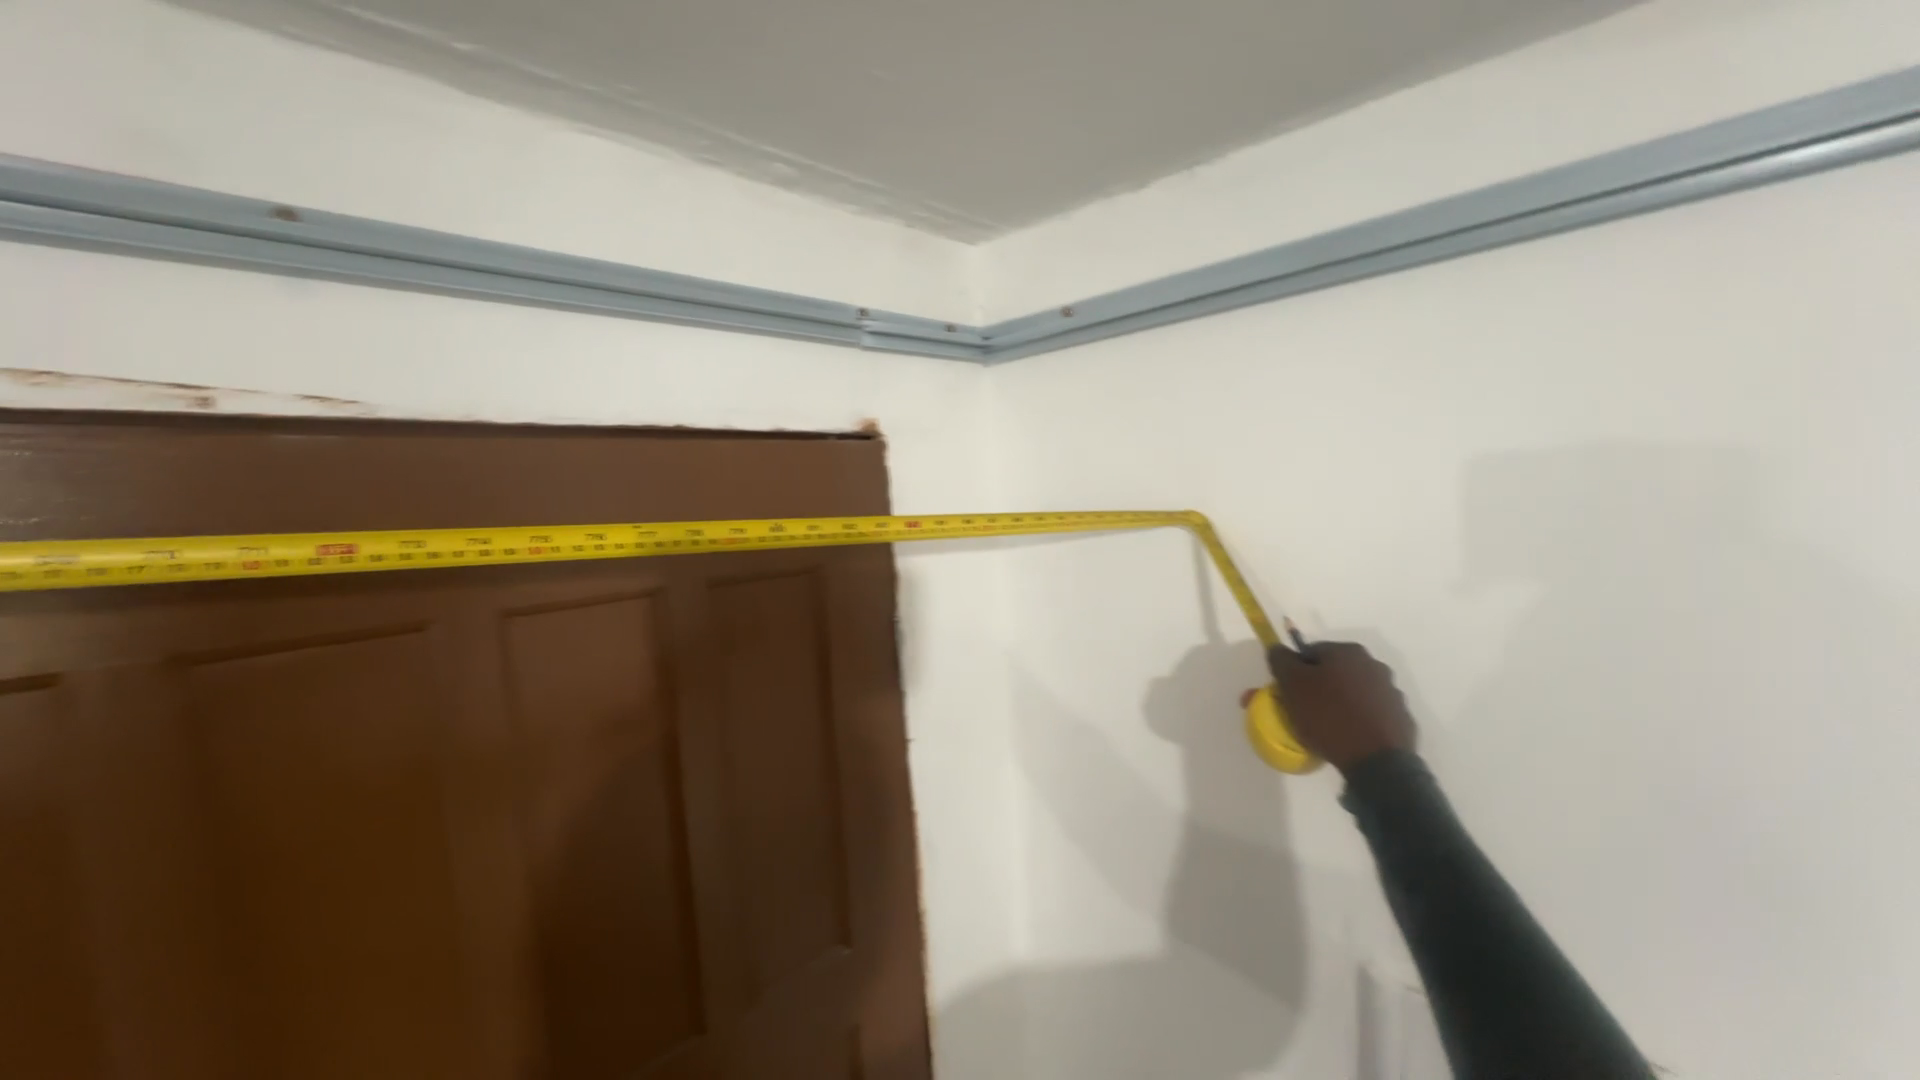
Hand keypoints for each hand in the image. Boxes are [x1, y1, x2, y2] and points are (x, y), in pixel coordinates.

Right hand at [1259, 641, 1415, 770]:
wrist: (1376, 760)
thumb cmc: (1328, 716)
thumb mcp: (1292, 686)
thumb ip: (1281, 661)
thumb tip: (1278, 649)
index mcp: (1347, 652)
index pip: (1310, 652)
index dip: (1295, 672)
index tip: (1288, 693)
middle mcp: (1374, 664)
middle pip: (1334, 672)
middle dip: (1318, 687)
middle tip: (1304, 711)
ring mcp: (1391, 692)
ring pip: (1354, 692)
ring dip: (1340, 703)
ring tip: (1326, 727)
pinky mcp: (1400, 718)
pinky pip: (1370, 713)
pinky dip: (1358, 720)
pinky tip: (1348, 736)